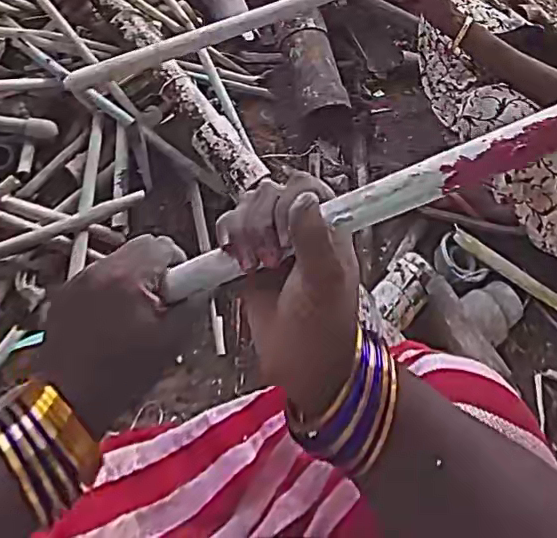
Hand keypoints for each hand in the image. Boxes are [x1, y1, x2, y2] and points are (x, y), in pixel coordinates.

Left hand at [32, 235, 195, 432]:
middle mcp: (100, 269)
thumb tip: (206, 284)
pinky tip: (113, 324)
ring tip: (136, 320)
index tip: (187, 286)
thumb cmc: (116, 378)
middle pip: (143, 248)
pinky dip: (111, 291)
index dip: (183, 267)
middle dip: (158, 272)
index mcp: (127, 276)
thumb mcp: (169, 342)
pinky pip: (99, 278)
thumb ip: (193, 305)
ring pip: (121, 262)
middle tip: (163, 306)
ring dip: (134, 281)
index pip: (166, 245)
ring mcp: (80, 279)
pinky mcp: (66, 293)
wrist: (67, 404)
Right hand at [218, 175, 359, 417]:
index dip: (287, 205)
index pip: (303, 187)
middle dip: (261, 223)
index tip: (287, 238)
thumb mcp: (325, 284)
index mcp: (328, 223)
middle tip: (272, 259)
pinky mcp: (248, 252)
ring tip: (255, 264)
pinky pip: (230, 226)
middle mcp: (299, 224)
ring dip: (243, 232)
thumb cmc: (325, 329)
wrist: (302, 368)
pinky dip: (228, 238)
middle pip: (269, 192)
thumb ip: (315, 239)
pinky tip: (238, 261)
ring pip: (247, 205)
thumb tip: (304, 198)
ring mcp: (272, 237)